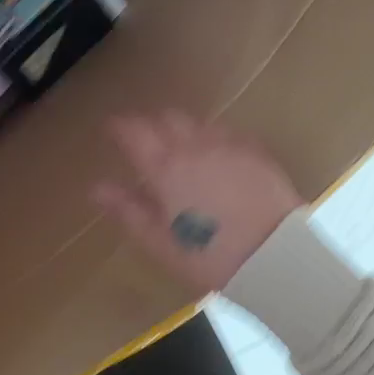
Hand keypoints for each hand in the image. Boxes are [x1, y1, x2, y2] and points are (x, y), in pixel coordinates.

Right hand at [93, 112, 304, 294]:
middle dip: (152, 123)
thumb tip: (97, 187)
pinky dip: (213, 138)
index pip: (133, 131)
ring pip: (198, 122)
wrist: (276, 257)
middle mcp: (193, 147)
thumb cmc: (210, 257)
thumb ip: (128, 210)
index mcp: (165, 168)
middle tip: (146, 140)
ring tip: (181, 147)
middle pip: (167, 117)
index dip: (119, 126)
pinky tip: (216, 155)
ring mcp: (228, 145)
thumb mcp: (160, 242)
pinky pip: (227, 132)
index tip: (111, 129)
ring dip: (183, 129)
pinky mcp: (255, 151)